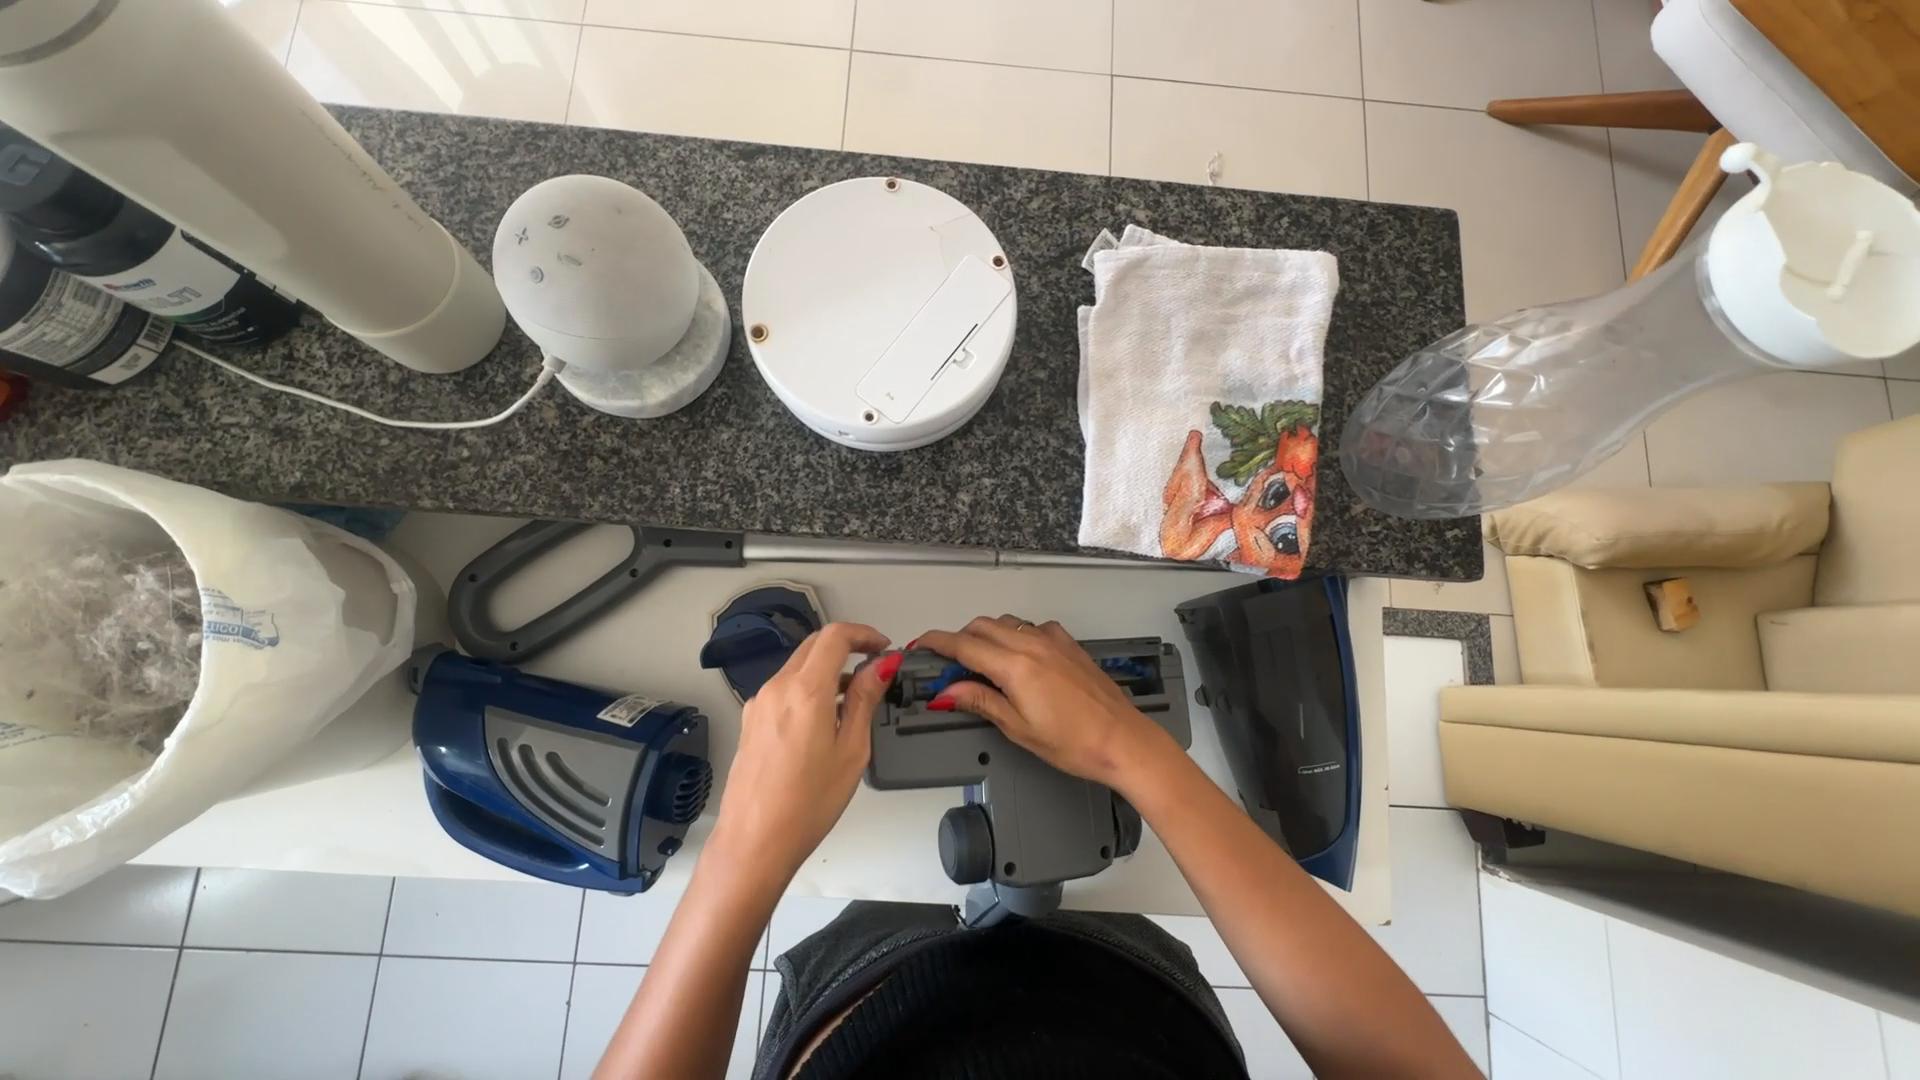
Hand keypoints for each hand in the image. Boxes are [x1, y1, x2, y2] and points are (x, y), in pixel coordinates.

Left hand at [709, 622, 892, 879]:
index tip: (883, 647)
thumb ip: (866, 699)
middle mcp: (777, 688)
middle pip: (814, 645)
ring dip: (828, 669)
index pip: (836, 636)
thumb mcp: (851, 750)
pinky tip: (825, 718)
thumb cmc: (807, 804)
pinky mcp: (751, 720)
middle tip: (875, 666)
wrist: (754, 842)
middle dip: (847, 647)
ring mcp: (759, 703)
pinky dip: (809, 688)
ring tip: (855, 698)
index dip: (864, 634)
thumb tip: (881, 666)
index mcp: (806, 690)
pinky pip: (785, 688)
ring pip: (798, 666)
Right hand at [915, 616, 1178, 788]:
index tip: (921, 644)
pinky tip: (1020, 660)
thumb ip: (980, 701)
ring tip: (984, 665)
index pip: (963, 645)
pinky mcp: (1069, 644)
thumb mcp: (1018, 728)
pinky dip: (1017, 636)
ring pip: (1007, 624)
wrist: (1122, 740)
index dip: (937, 643)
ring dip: (988, 636)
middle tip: (951, 666)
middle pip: (981, 626)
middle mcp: (1032, 644)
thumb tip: (948, 692)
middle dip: (961, 640)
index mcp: (1015, 666)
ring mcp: (1053, 640)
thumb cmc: (1074, 742)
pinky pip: (1033, 628)